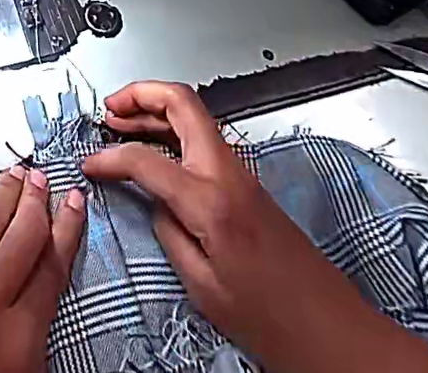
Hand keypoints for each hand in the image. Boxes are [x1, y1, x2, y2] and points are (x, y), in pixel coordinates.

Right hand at [83, 81, 427, 372]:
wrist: (337, 334)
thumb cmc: (272, 320)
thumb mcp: (202, 284)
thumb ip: (167, 229)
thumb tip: (152, 199)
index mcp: (210, 200)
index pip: (144, 159)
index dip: (109, 158)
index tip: (90, 165)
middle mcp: (227, 173)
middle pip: (180, 101)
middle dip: (139, 94)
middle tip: (109, 109)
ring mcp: (239, 172)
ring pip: (191, 113)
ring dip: (153, 108)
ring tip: (120, 120)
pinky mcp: (244, 180)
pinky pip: (199, 136)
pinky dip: (169, 128)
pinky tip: (152, 144)